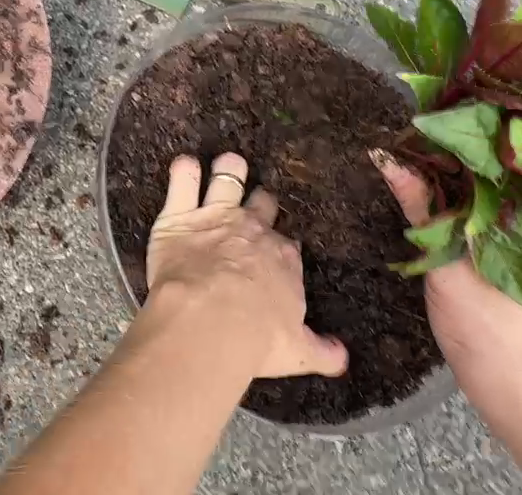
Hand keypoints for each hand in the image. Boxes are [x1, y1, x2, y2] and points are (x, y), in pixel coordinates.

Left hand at [145, 152, 348, 379]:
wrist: (211, 320)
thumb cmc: (256, 339)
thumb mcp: (299, 352)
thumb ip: (323, 352)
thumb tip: (343, 356)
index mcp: (283, 259)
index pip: (287, 244)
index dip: (280, 245)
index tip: (275, 249)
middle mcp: (252, 229)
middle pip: (262, 203)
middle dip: (261, 201)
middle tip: (256, 203)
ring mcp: (215, 216)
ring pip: (227, 177)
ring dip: (228, 169)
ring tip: (227, 164)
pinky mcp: (179, 215)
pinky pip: (183, 180)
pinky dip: (184, 170)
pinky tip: (185, 166)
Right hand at [371, 150, 521, 414]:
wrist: (515, 391)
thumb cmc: (486, 331)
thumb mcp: (445, 265)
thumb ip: (421, 209)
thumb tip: (388, 158)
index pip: (510, 157)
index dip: (472, 131)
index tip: (434, 113)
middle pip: (505, 170)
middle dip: (464, 148)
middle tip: (421, 130)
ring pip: (501, 189)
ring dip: (466, 172)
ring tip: (426, 150)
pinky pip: (500, 211)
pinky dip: (473, 197)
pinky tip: (443, 188)